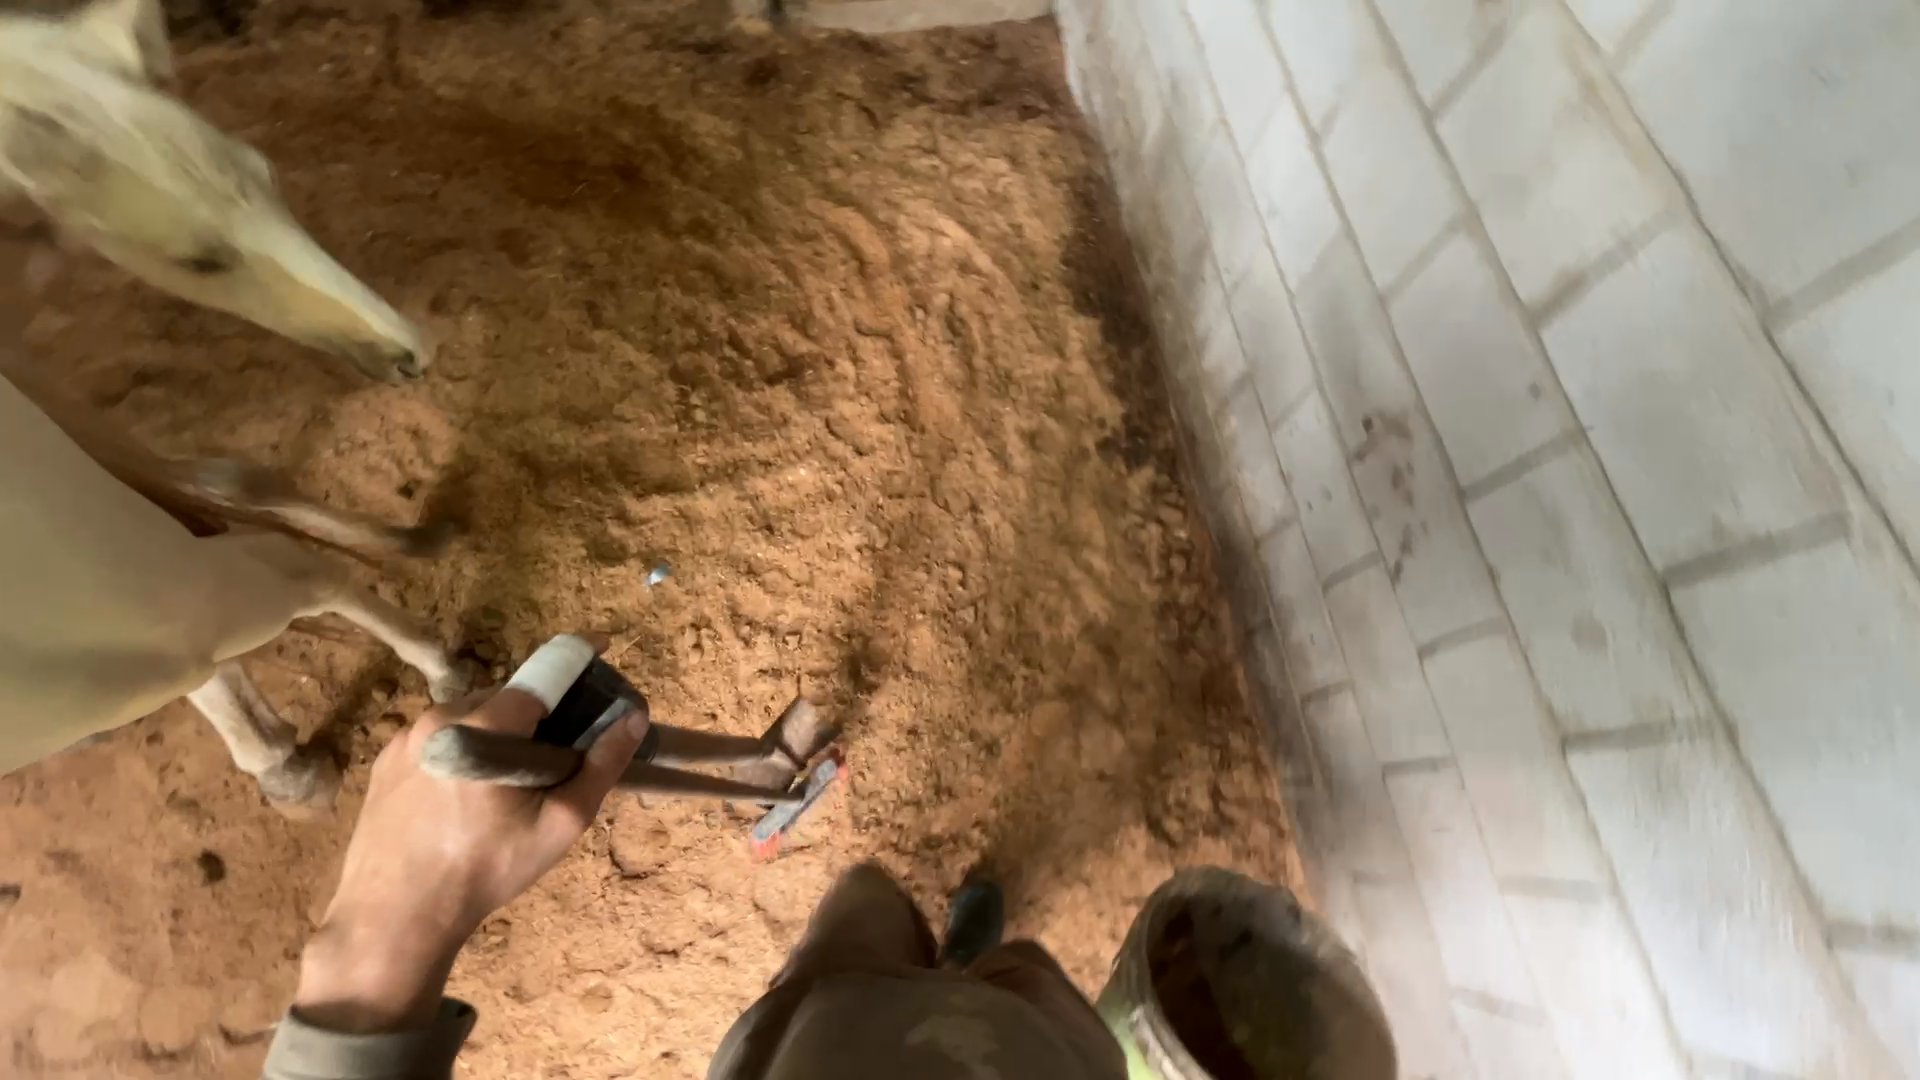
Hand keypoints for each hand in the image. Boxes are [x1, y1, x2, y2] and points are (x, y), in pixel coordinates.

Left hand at [292, 669, 648, 1032]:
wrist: (390, 924)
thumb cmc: (486, 871)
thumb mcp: (561, 822)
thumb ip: (602, 765)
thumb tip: (635, 719)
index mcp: (483, 726)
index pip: (544, 671)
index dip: (579, 656)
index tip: (604, 647)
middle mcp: (438, 718)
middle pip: (510, 694)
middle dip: (543, 709)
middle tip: (562, 747)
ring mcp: (405, 738)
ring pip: (475, 713)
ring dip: (505, 728)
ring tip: (518, 776)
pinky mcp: (385, 761)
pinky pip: (443, 735)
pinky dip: (470, 746)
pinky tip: (474, 790)